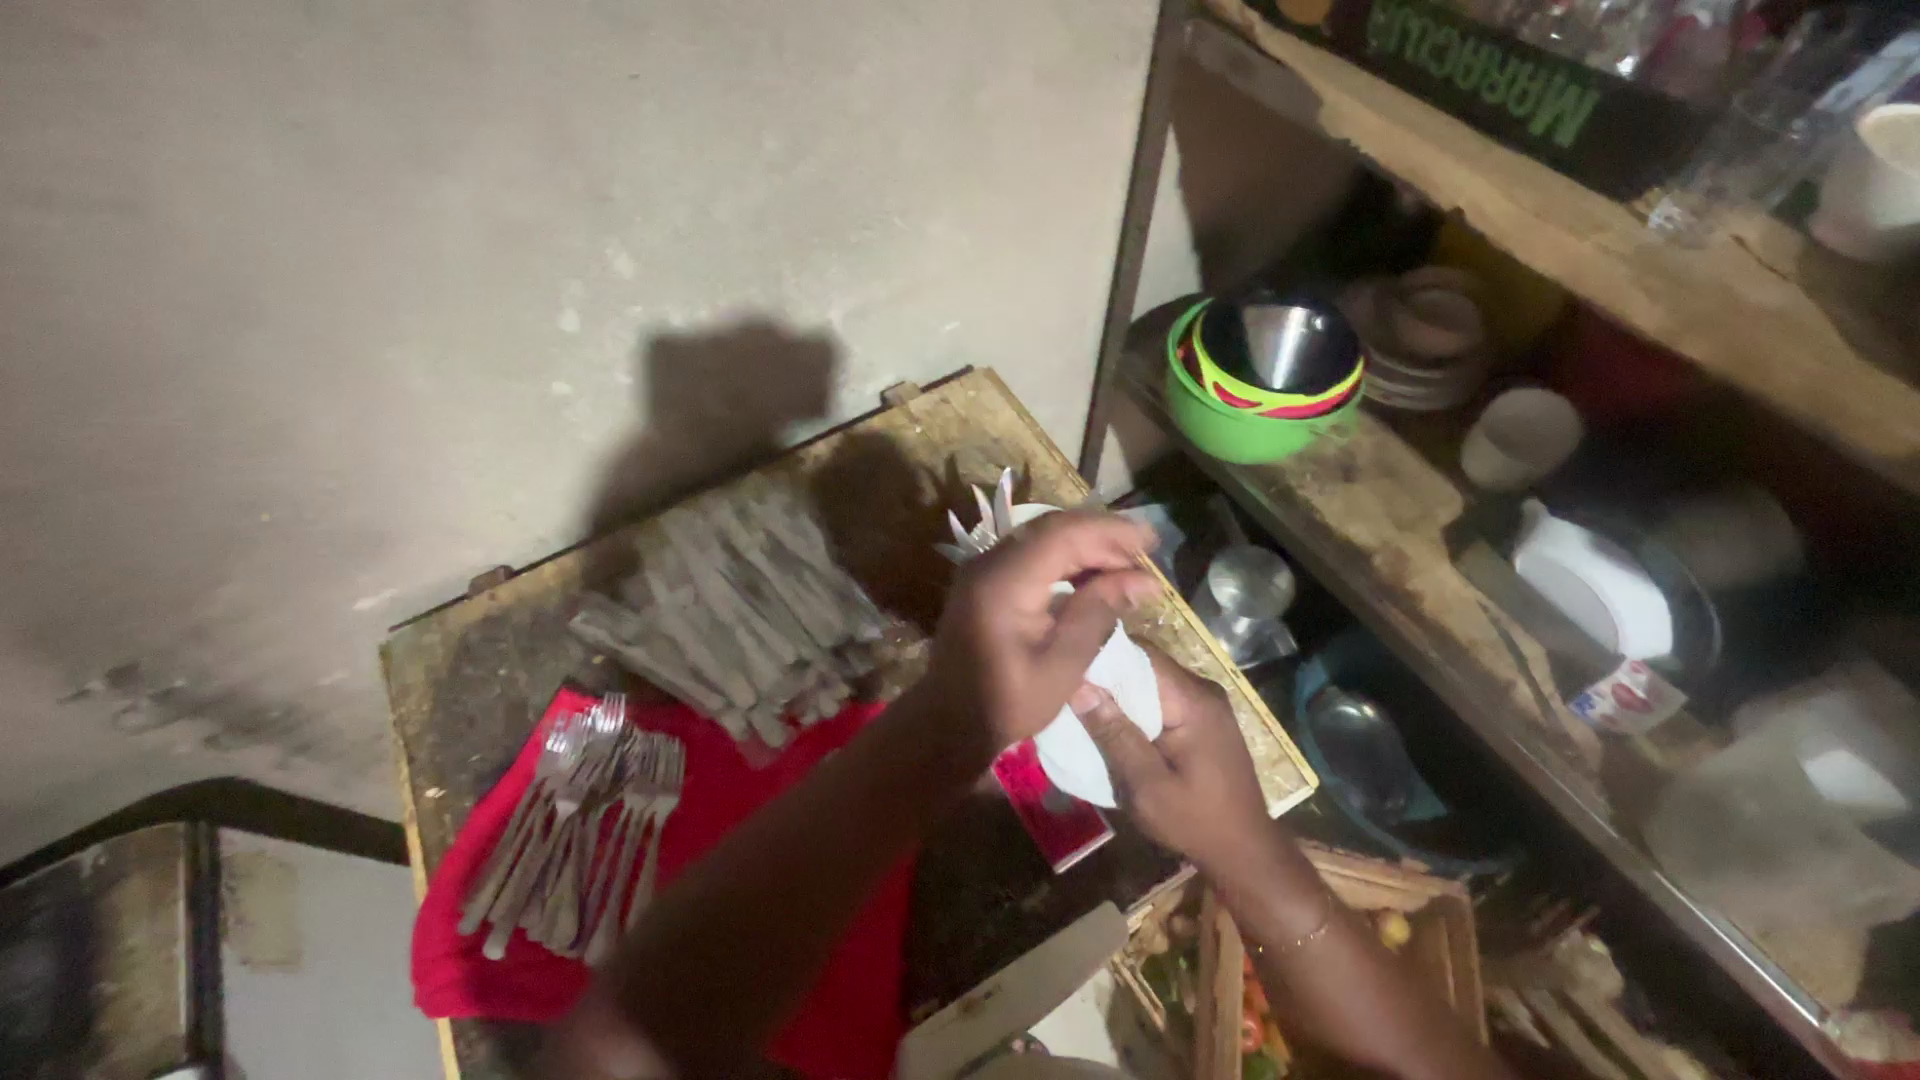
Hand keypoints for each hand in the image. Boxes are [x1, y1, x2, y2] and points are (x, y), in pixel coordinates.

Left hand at [926, 509, 1158, 752]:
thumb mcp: (1061, 665)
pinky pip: (1029, 554)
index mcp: (1003, 582)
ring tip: (1127, 564)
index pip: (1062, 534)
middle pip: (1051, 529)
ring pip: (1041, 538)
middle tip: (1145, 552)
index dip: (1109, 532)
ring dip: (1085, 546)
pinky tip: (1092, 576)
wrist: (949, 721)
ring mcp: (982, 570)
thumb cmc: (1006, 702)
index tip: (1151, 542)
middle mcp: (988, 563)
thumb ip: (1098, 613)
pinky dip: (1064, 558)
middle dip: (1101, 536)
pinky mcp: (984, 581)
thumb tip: (1143, 579)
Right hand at [1072, 647, 1270, 872]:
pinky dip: (1136, 705)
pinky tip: (1114, 723)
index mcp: (1193, 701)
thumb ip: (1115, 736)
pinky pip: (1162, 697)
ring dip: (1120, 691)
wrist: (1245, 851)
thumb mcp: (1147, 787)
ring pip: (1152, 680)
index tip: (1066, 668)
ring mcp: (1206, 703)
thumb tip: (1080, 688)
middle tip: (1067, 689)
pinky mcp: (1204, 719)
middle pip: (1146, 664)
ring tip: (1082, 704)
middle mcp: (1203, 691)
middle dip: (1107, 673)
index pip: (1141, 654)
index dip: (1102, 655)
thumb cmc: (1195, 822)